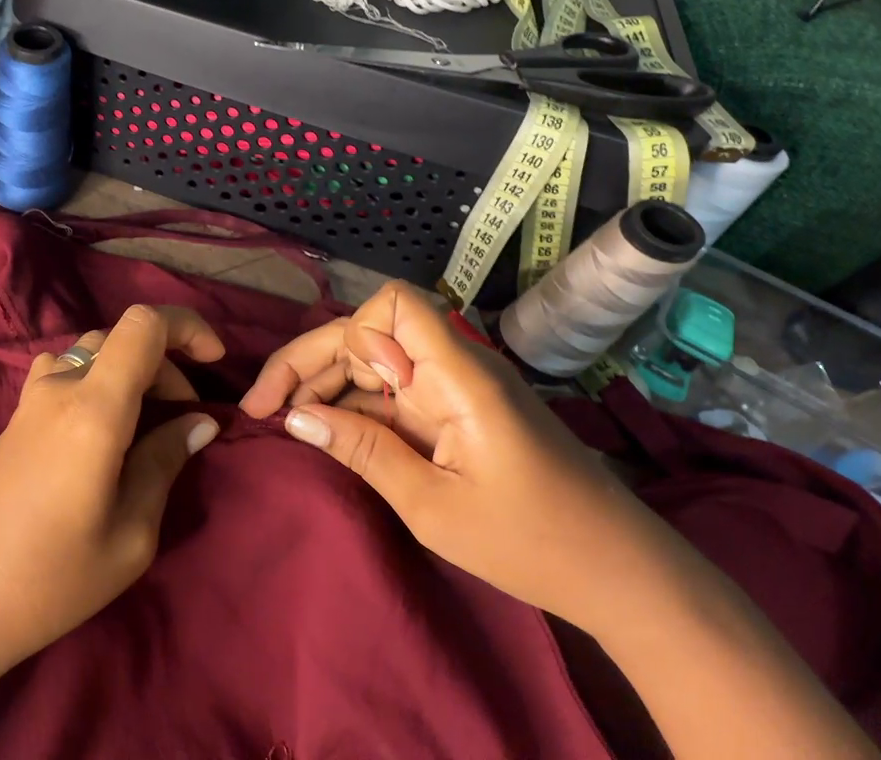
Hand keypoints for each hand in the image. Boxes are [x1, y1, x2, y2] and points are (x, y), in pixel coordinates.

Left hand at [0, 304, 223, 691]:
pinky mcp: (11, 421)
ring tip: (146, 429)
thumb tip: (199, 423)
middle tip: (185, 423)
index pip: (143, 325)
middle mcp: (57, 389)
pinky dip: (97, 387)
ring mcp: (28, 402)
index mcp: (93, 409)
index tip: (215, 362)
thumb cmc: (48, 580)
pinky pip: (64, 377)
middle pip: (120, 339)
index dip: (187, 327)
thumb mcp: (130, 536)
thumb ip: (164, 464)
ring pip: (89, 356)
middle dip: (165, 366)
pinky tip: (103, 439)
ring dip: (128, 375)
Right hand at [241, 280, 678, 630]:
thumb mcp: (431, 505)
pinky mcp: (458, 414)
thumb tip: (293, 416)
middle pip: (368, 334)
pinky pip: (392, 394)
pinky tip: (323, 432)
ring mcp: (456, 390)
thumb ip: (362, 451)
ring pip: (374, 363)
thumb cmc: (530, 542)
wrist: (621, 575)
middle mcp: (454, 368)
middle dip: (308, 362)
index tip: (330, 392)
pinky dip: (353, 407)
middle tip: (259, 408)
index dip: (350, 334)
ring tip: (279, 421)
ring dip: (324, 385)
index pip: (394, 305)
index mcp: (458, 376)